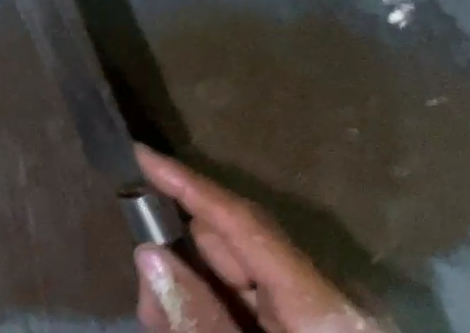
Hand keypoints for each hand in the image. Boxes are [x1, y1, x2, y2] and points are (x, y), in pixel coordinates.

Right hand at [134, 146, 381, 332]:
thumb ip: (200, 321)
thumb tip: (150, 253)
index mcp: (326, 309)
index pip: (245, 224)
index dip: (190, 185)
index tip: (137, 153)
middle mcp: (332, 304)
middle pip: (235, 249)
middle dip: (180, 260)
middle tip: (147, 309)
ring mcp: (330, 321)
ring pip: (236, 278)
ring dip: (191, 296)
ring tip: (164, 329)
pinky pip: (251, 306)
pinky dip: (213, 314)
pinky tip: (188, 331)